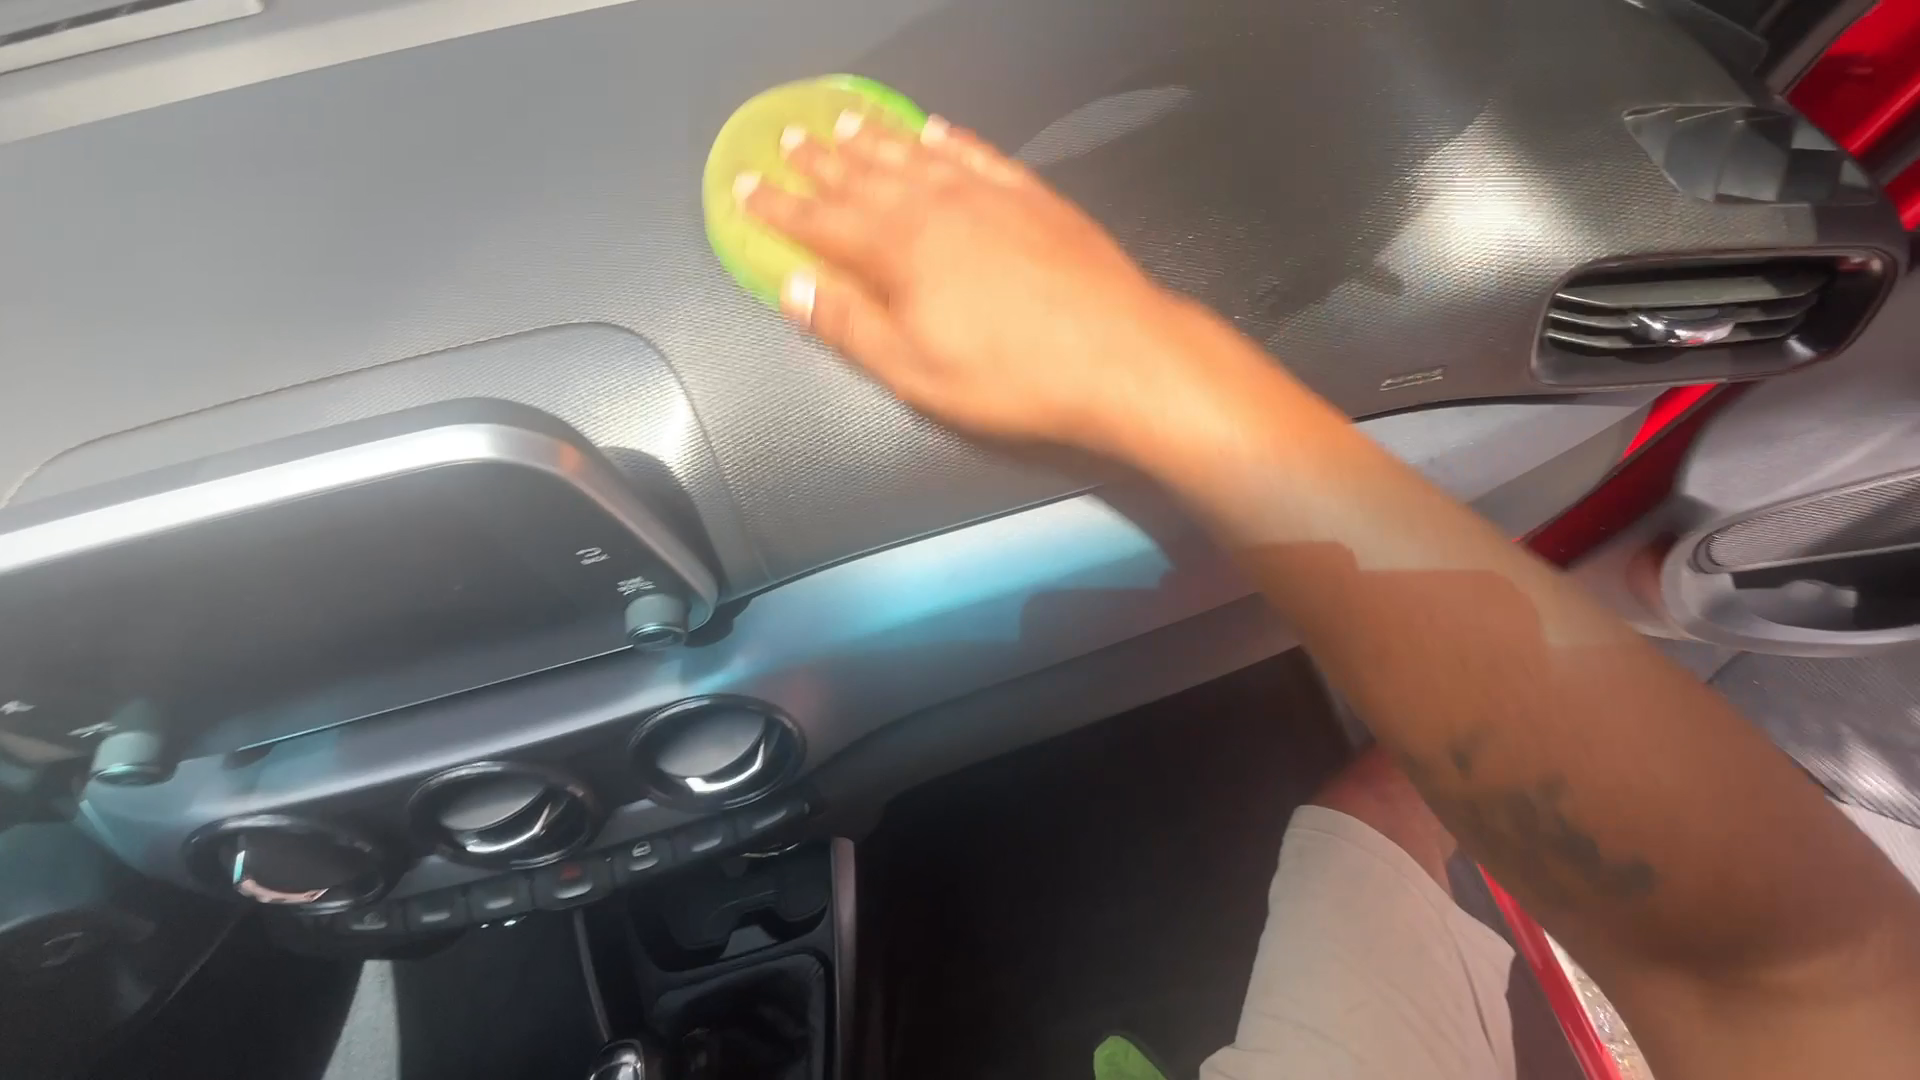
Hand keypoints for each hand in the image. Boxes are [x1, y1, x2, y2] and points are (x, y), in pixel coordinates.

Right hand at [737, 111, 1216, 455]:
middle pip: (864, 177)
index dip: (779, 207)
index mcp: (901, 251)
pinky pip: (977, 154)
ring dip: (874, 140)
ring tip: (843, 121)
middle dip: (819, 161)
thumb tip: (793, 290)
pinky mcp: (1033, 197)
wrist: (1117, 355)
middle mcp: (938, 206)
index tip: (745, 186)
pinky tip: (934, 130)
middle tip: (787, 138)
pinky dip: (947, 140)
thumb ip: (851, 327)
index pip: (822, 222)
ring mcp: (989, 195)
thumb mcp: (915, 372)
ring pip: (916, 155)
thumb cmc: (1010, 377)